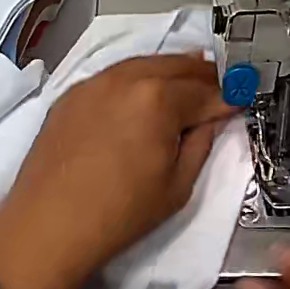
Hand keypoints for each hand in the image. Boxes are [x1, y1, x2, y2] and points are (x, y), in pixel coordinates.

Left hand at [0, 54, 238, 288]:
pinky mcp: (72, 92)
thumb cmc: (121, 212)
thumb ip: (201, 142)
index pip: (206, 91)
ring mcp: (95, 81)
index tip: (241, 101)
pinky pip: (116, 74)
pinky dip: (138, 77)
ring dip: (171, 70)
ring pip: (145, 63)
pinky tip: (143, 92)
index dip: (227, 98)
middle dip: (203, 75)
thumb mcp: (178, 185)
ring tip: (188, 81)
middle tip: (220, 86)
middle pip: (177, 65)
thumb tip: (212, 117)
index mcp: (159, 99)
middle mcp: (128, 78)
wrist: (48, 226)